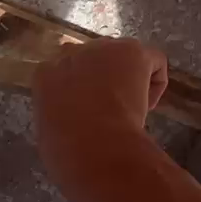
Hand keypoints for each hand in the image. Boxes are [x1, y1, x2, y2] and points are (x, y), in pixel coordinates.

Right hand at [32, 39, 167, 198]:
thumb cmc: (66, 152)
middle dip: (101, 78)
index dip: (78, 92)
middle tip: (109, 108)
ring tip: (129, 109)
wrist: (94, 148)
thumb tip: (69, 126)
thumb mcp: (48, 136)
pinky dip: (155, 83)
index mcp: (45, 75)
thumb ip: (56, 120)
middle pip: (92, 58)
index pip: (62, 72)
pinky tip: (148, 106)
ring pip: (121, 57)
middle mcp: (72, 54)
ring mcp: (102, 49)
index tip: (86, 113)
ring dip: (126, 78)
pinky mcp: (132, 51)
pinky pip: (152, 60)